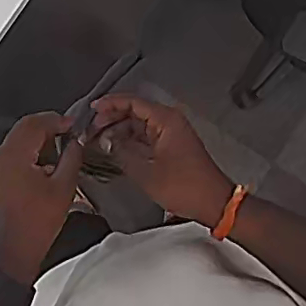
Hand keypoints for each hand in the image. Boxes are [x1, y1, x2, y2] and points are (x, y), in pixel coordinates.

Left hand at [0, 113, 82, 284]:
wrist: (17, 246)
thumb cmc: (37, 222)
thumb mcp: (63, 187)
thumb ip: (72, 157)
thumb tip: (76, 141)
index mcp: (16, 155)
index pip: (35, 124)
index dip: (56, 120)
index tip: (73, 124)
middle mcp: (3, 155)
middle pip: (25, 125)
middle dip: (49, 124)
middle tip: (69, 130)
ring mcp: (0, 163)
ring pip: (20, 135)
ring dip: (41, 134)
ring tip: (62, 143)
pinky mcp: (2, 171)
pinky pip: (17, 148)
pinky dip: (34, 146)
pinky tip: (49, 157)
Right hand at [87, 95, 234, 226]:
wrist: (214, 204)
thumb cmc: (183, 186)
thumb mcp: (146, 171)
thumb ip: (121, 152)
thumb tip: (105, 142)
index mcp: (166, 120)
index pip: (132, 102)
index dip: (110, 104)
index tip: (91, 110)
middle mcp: (169, 121)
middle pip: (134, 110)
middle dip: (111, 118)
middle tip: (91, 128)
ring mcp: (171, 132)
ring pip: (138, 123)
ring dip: (119, 129)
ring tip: (98, 139)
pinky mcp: (171, 144)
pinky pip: (145, 134)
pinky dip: (129, 139)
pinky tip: (114, 146)